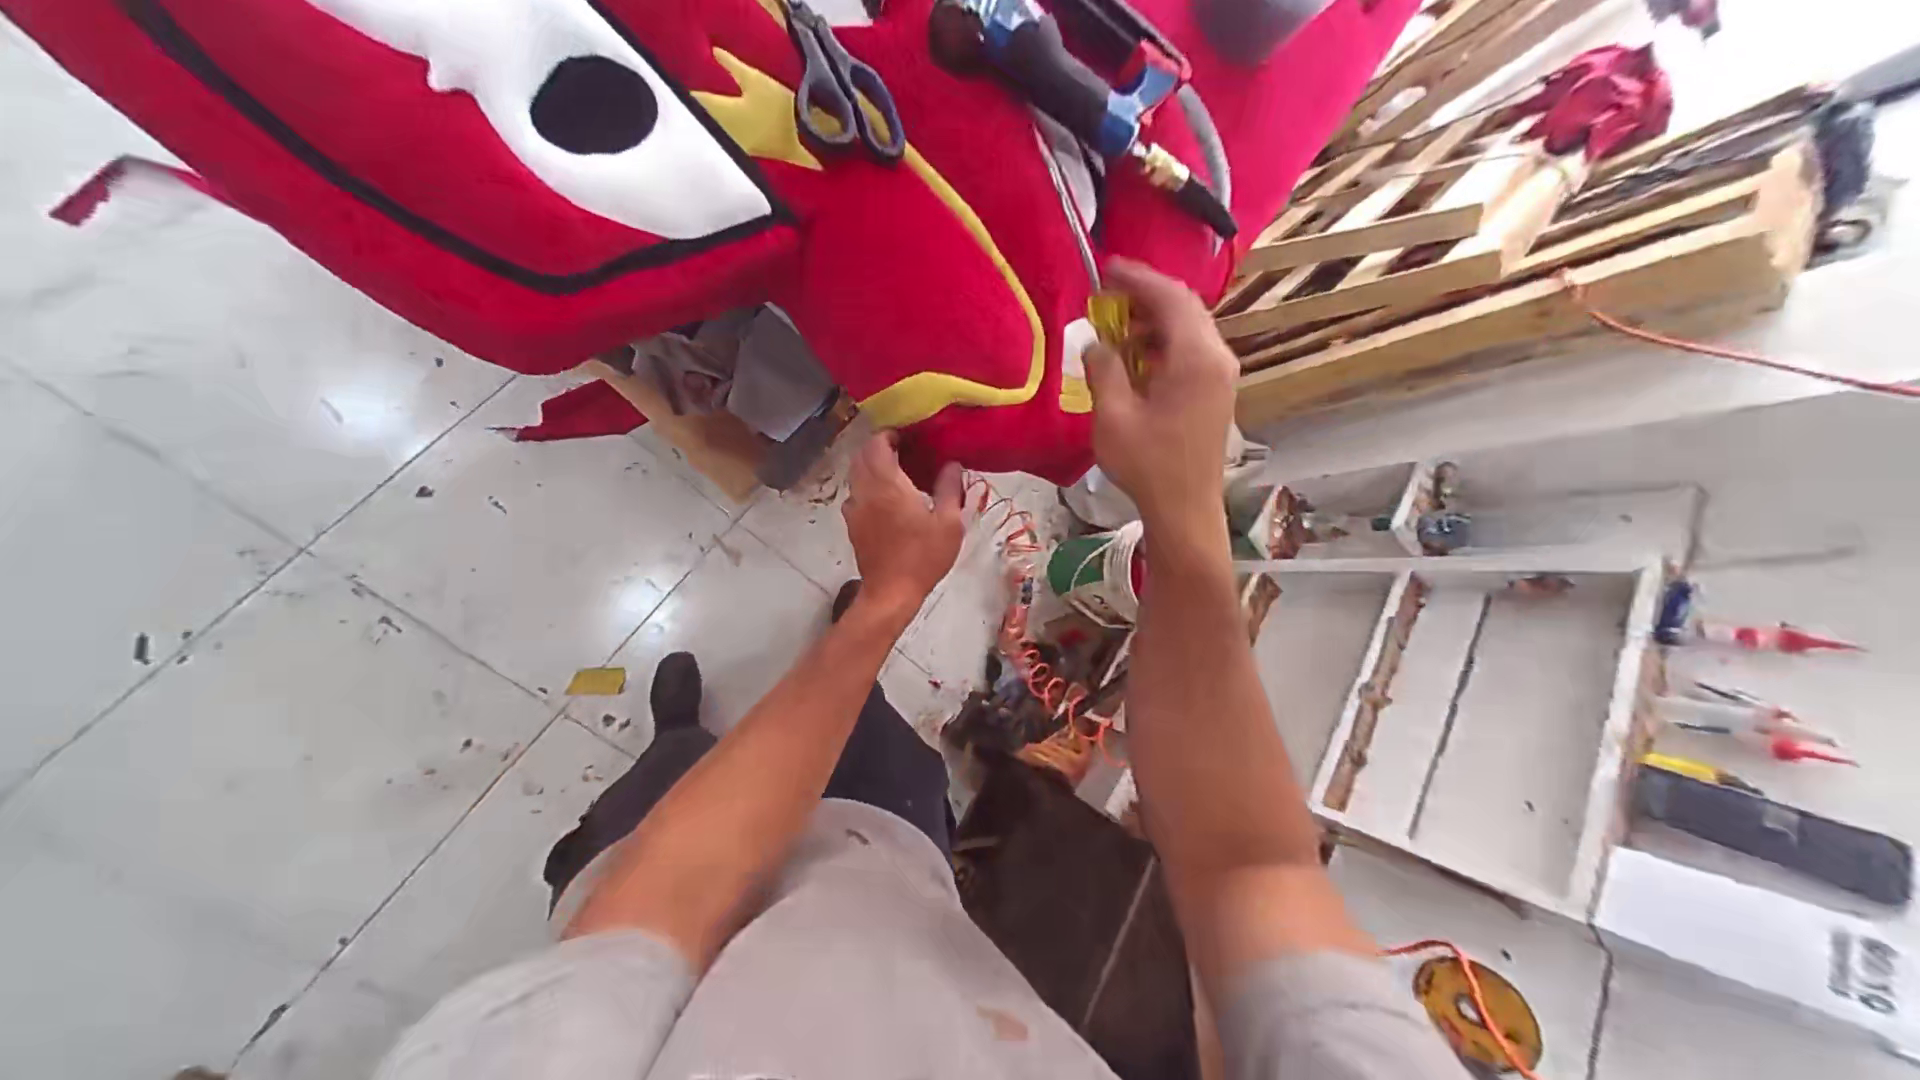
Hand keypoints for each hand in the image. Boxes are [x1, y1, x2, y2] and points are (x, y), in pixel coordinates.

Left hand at [842, 432, 964, 618]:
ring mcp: (854, 509)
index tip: (908, 437)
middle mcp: (865, 491)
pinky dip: (867, 487)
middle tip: (905, 452)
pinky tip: (886, 500)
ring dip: (872, 467)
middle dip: (880, 448)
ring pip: (856, 475)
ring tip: (897, 474)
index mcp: (887, 485)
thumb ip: (949, 488)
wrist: (891, 592)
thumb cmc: (923, 557)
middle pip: (862, 456)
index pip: (877, 444)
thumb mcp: (948, 523)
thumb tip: (951, 464)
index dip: (889, 435)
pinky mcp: (852, 525)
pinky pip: (856, 495)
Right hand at [1084, 258, 1236, 548]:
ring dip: (1152, 321)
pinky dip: (1162, 343)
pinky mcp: (1216, 391)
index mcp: (1196, 358)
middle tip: (1106, 296)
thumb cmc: (1148, 465)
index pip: (1169, 298)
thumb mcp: (1113, 417)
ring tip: (1115, 327)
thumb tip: (1096, 343)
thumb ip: (1103, 370)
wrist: (1185, 508)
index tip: (1106, 267)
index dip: (1137, 278)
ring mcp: (1221, 375)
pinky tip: (1135, 357)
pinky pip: (1190, 351)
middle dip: (1144, 296)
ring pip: (1187, 329)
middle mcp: (1217, 358)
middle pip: (1183, 308)